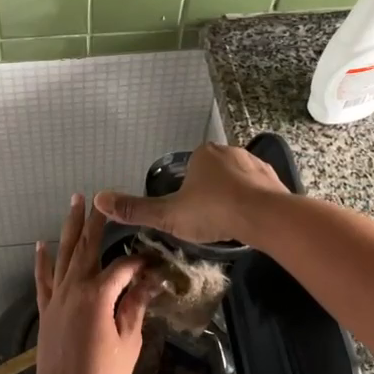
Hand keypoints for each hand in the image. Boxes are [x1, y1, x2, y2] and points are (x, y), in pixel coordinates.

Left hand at [31, 195, 156, 373]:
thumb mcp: (128, 342)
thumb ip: (135, 307)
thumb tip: (150, 281)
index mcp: (98, 295)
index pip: (123, 267)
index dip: (140, 262)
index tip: (155, 262)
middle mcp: (74, 288)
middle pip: (87, 248)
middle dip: (94, 221)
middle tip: (99, 197)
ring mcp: (57, 298)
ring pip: (64, 255)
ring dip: (69, 228)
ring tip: (74, 203)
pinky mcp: (46, 310)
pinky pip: (43, 278)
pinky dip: (43, 260)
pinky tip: (41, 243)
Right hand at [93, 142, 287, 245]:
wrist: (263, 217)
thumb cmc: (212, 212)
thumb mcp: (168, 215)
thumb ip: (135, 209)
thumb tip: (98, 199)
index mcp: (202, 154)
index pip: (190, 167)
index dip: (188, 190)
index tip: (190, 212)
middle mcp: (229, 151)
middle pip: (214, 172)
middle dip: (212, 192)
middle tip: (209, 220)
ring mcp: (254, 163)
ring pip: (238, 179)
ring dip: (234, 196)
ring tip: (230, 222)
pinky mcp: (274, 178)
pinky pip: (259, 189)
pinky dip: (254, 201)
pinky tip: (251, 220)